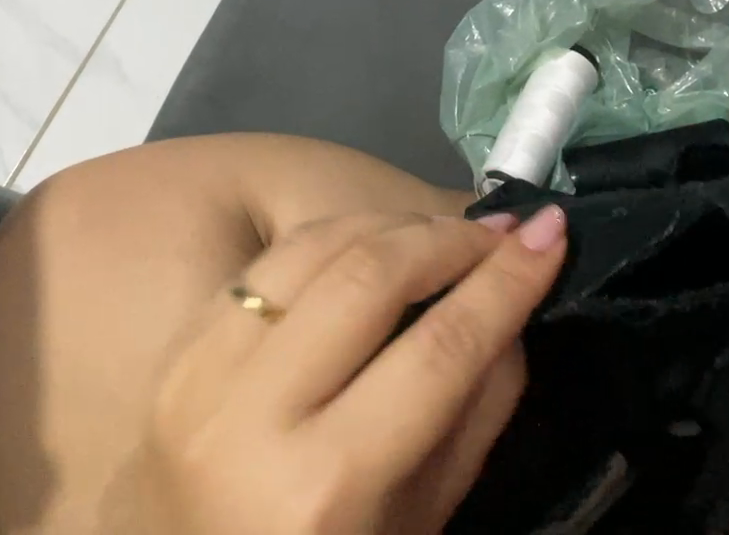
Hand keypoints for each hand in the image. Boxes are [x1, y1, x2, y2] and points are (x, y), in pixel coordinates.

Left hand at [139, 206, 567, 533]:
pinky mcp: (178, 346)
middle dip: (450, 238)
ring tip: (446, 234)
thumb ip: (480, 403)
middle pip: (370, 276)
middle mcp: (248, 418)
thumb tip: (511, 295)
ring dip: (395, 223)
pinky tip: (378, 242)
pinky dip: (337, 235)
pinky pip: (273, 259)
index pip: (438, 350)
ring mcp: (198, 374)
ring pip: (315, 244)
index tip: (550, 232)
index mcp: (321, 489)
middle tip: (501, 230)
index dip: (505, 281)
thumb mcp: (424, 512)